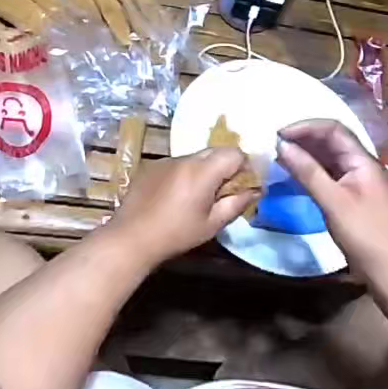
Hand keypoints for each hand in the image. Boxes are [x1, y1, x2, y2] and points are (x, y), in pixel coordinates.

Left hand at [100, 148, 256, 266]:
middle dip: (226, 167)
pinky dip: (186, 173)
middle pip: (216, 151)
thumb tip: (256, 190)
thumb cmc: (176, 234)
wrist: (131, 237)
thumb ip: (237, 203)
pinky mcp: (153, 165)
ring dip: (205, 170)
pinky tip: (177, 196)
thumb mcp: (212, 223)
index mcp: (203, 171)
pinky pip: (178, 163)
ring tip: (198, 197)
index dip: (244, 167)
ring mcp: (167, 160)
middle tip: (223, 192)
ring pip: (197, 157)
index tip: (242, 186)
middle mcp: (186, 158)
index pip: (235, 153)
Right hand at [277, 120, 387, 276]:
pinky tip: (292, 174)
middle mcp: (360, 165)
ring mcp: (355, 181)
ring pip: (327, 158)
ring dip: (305, 154)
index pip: (333, 130)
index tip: (279, 134)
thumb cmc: (365, 235)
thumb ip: (308, 172)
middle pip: (330, 141)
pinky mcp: (349, 196)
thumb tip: (282, 146)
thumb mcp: (333, 202)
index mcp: (362, 160)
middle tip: (275, 144)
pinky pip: (327, 174)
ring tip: (279, 156)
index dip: (306, 127)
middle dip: (303, 138)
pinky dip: (309, 171)